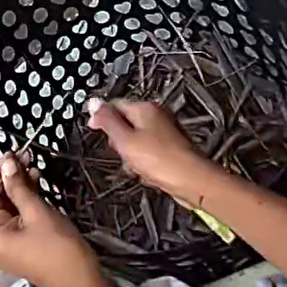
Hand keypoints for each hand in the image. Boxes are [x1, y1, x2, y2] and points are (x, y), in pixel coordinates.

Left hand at [0, 154, 101, 286]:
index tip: (9, 157)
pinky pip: (19, 220)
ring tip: (32, 167)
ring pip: (9, 210)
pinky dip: (26, 203)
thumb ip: (18, 187)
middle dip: (10, 180)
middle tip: (23, 159)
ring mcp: (9, 246)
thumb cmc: (59, 249)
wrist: (81, 283)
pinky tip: (36, 186)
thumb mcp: (37, 212)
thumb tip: (6, 164)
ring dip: (19, 189)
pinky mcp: (22, 247)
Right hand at [84, 98, 219, 202]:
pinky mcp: (170, 149)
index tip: (96, 130)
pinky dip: (144, 163)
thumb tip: (94, 104)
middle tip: (123, 151)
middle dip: (119, 141)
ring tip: (137, 164)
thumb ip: (107, 121)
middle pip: (124, 124)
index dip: (102, 119)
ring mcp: (165, 132)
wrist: (192, 181)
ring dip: (131, 155)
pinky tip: (148, 172)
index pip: (114, 105)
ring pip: (135, 141)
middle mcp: (157, 116)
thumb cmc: (163, 160)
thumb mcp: (124, 139)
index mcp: (145, 108)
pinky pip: (147, 153)